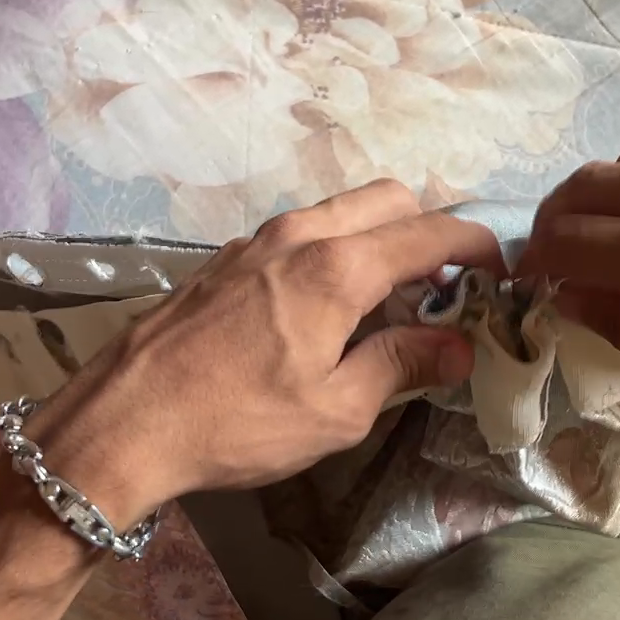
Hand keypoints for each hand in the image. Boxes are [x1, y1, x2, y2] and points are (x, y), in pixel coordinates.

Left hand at [24, 181, 501, 523]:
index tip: (495, 276)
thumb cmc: (239, 422)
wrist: (125, 420)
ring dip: (380, 238)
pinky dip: (336, 248)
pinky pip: (302, 231)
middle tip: (439, 288)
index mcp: (338, 267)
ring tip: (384, 301)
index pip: (432, 231)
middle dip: (430, 230)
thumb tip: (458, 346)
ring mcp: (257, 239)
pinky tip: (324, 306)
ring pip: (342, 209)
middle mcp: (300, 234)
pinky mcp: (228, 257)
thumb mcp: (337, 409)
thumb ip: (403, 364)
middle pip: (390, 197)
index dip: (476, 246)